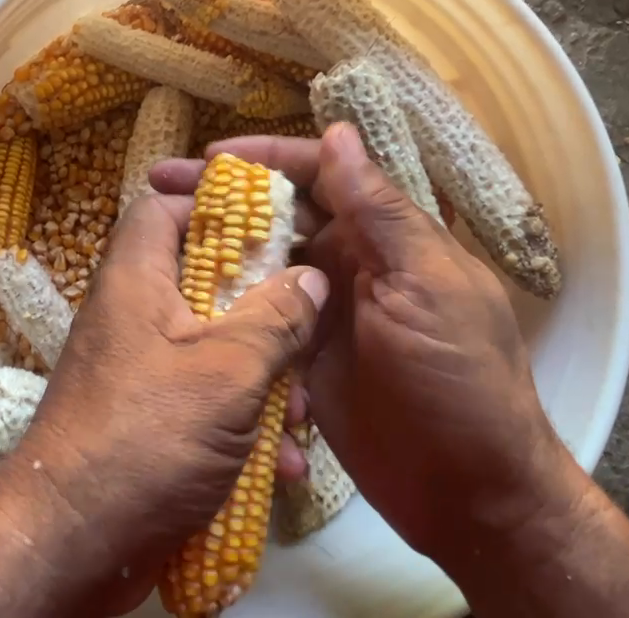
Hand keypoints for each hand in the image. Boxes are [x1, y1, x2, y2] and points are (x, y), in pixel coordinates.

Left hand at [0, 193, 327, 608]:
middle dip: (264, 311)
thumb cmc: (148, 436)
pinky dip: (243, 422)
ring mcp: (140, 368)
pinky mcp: (150, 417)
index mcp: (137, 278)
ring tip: (301, 417)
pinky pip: (204, 398)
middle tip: (306, 332)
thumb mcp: (226, 371)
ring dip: (265, 377)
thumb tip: (310, 278)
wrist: (72, 541)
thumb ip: (274, 318)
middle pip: (204, 280)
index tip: (272, 228)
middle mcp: (134, 313)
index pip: (164, 208)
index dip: (214, 208)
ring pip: (214, 346)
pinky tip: (280, 464)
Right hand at [152, 125, 577, 556]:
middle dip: (221, 198)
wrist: (471, 497)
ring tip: (157, 242)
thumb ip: (380, 212)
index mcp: (383, 236)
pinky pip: (258, 322)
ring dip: (215, 251)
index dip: (264, 158)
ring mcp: (323, 312)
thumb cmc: (460, 381)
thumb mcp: (426, 287)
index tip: (209, 155)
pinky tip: (187, 310)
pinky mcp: (304, 358)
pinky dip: (229, 313)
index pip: (319, 174)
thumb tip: (340, 130)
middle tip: (159, 186)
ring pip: (260, 266)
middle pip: (278, 216)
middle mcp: (350, 263)